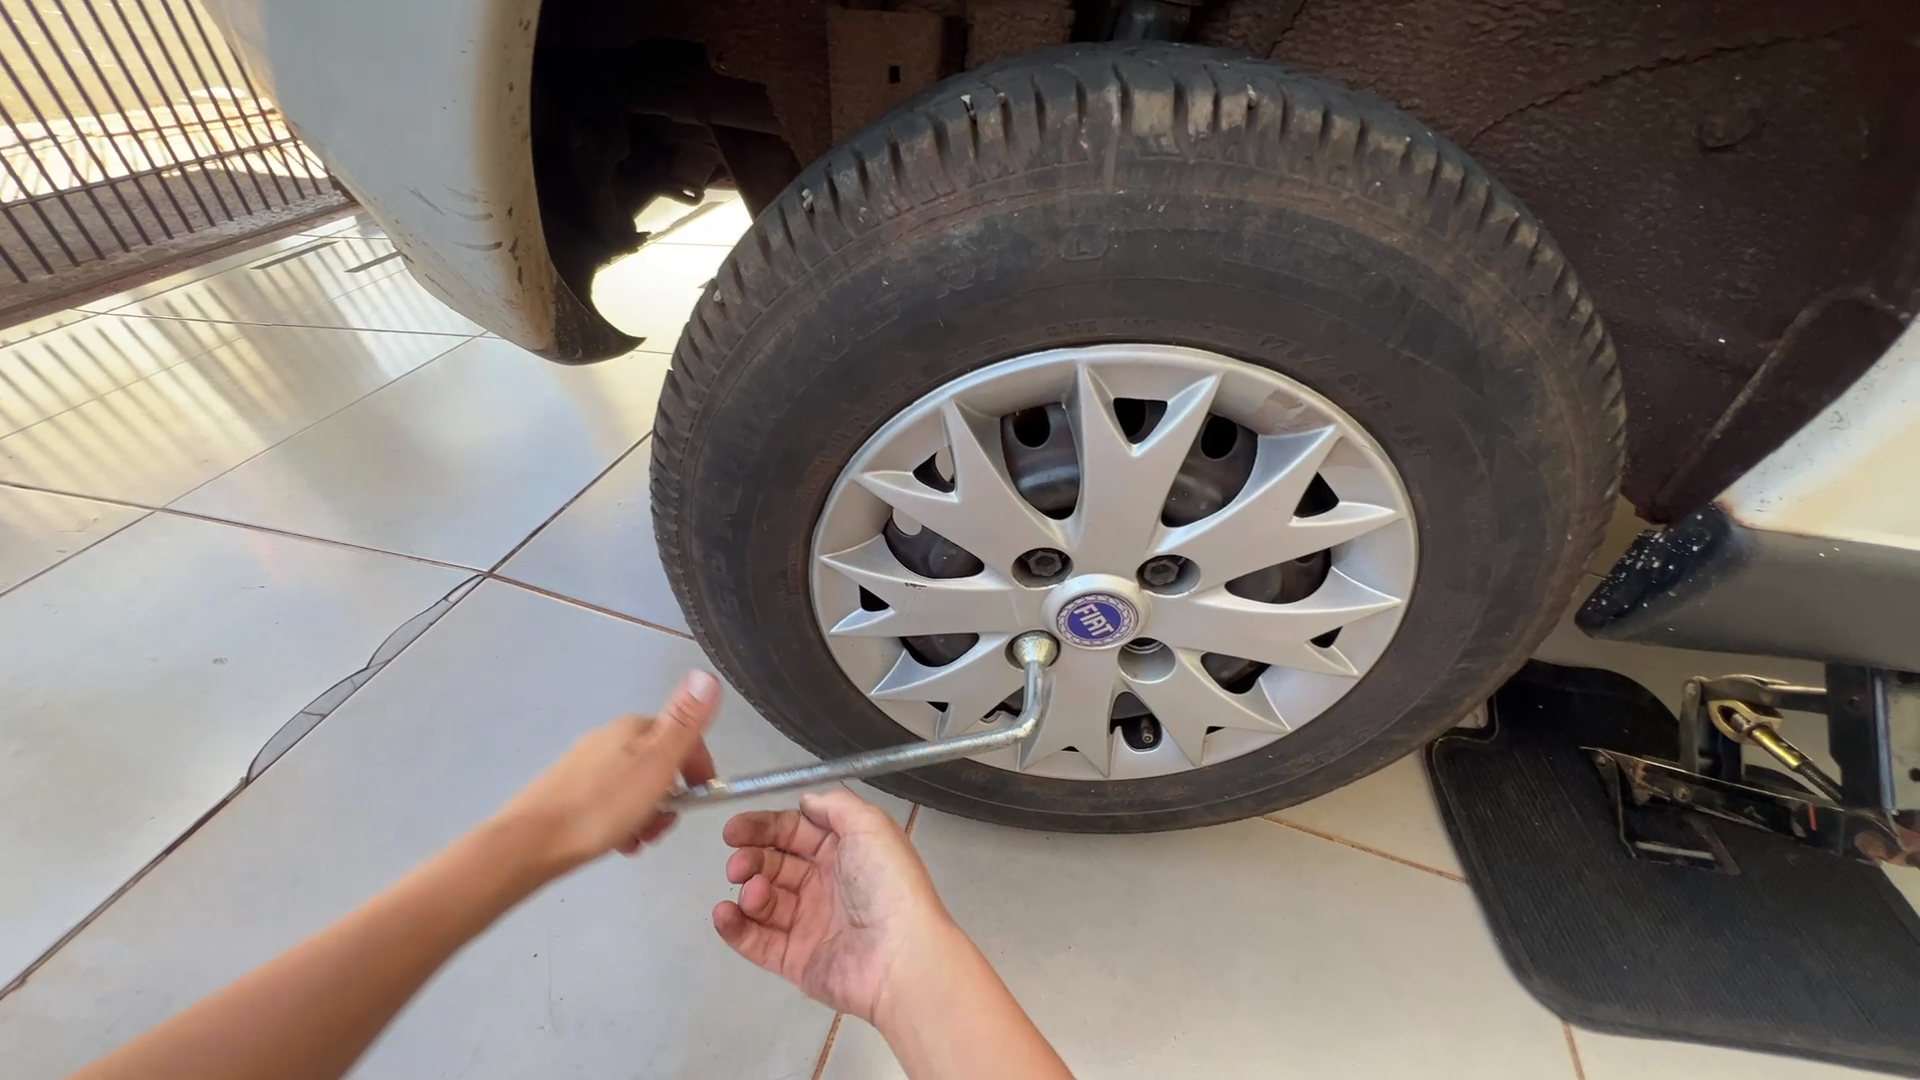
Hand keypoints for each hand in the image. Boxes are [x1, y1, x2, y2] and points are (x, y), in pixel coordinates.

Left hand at [493, 670, 719, 875]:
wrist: (527, 845)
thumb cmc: (601, 807)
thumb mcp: (657, 763)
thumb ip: (685, 721)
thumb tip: (707, 675)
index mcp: (634, 728)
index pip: (685, 737)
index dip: (700, 768)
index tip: (700, 798)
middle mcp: (609, 738)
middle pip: (660, 762)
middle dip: (672, 795)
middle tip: (663, 826)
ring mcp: (585, 764)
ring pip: (635, 784)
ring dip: (647, 811)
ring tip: (638, 840)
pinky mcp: (566, 790)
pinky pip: (609, 800)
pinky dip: (621, 818)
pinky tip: (616, 841)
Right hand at [713, 788, 958, 1022]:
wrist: (900, 954)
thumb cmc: (887, 881)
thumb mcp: (870, 824)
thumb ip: (835, 805)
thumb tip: (806, 801)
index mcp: (843, 849)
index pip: (794, 831)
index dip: (764, 828)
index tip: (734, 830)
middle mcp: (824, 882)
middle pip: (774, 864)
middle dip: (751, 858)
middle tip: (737, 864)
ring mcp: (808, 923)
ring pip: (764, 900)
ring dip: (750, 891)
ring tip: (753, 892)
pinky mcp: (795, 959)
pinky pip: (757, 942)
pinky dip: (735, 928)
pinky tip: (724, 914)